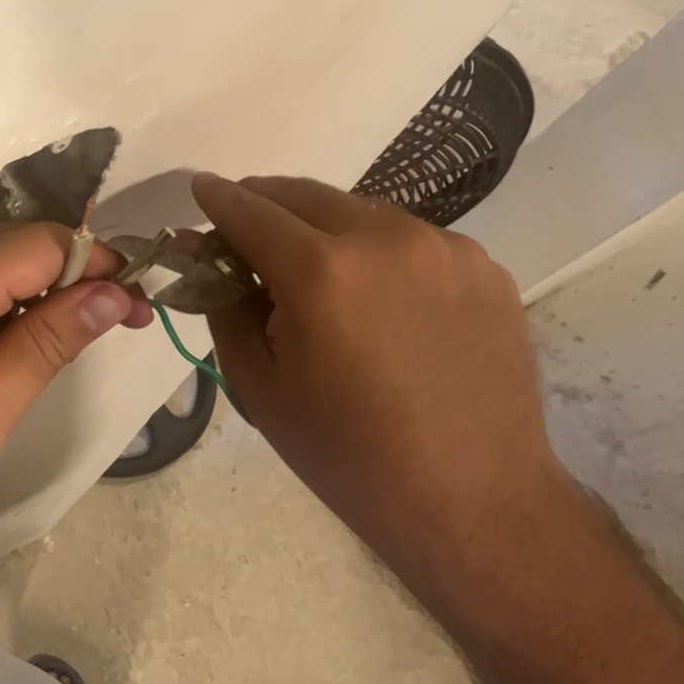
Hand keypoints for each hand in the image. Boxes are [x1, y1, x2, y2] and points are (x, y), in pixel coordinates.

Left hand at [0, 222, 151, 556]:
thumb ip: (45, 344)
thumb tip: (109, 293)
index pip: (43, 244)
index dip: (99, 267)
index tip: (137, 310)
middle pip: (20, 241)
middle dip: (75, 276)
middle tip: (116, 326)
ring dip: (39, 285)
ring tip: (69, 338)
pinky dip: (1, 291)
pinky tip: (15, 334)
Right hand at [191, 173, 575, 569]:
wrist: (472, 498)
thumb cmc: (345, 451)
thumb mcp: (256, 382)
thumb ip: (225, 303)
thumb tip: (205, 254)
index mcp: (322, 272)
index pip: (250, 210)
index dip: (216, 197)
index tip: (198, 186)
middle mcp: (387, 240)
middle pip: (304, 195)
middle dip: (264, 204)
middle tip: (243, 235)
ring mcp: (445, 249)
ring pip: (359, 212)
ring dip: (320, 228)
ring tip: (312, 275)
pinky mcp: (485, 267)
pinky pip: (408, 240)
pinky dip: (373, 252)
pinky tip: (374, 300)